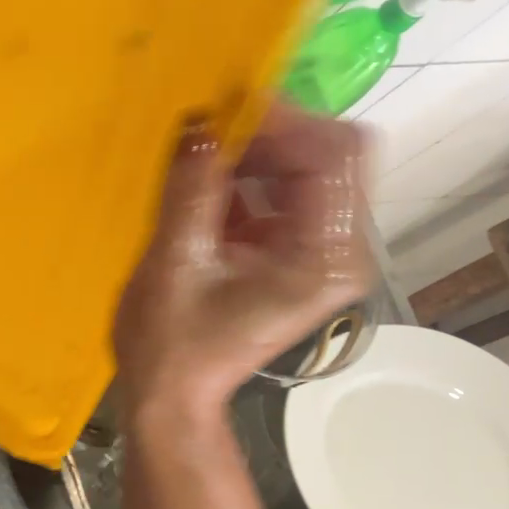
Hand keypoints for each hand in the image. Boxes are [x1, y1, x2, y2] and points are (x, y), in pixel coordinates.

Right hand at [113, 102, 371, 413]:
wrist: (169, 397)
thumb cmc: (169, 345)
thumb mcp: (174, 264)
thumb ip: (192, 190)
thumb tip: (200, 124)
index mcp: (323, 256)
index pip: (333, 156)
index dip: (283, 121)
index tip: (222, 112)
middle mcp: (339, 249)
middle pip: (329, 157)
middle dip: (270, 136)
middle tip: (208, 135)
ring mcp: (319, 252)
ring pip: (306, 171)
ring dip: (254, 157)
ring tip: (200, 162)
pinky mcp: (294, 255)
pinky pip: (282, 196)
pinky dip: (246, 182)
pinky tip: (204, 190)